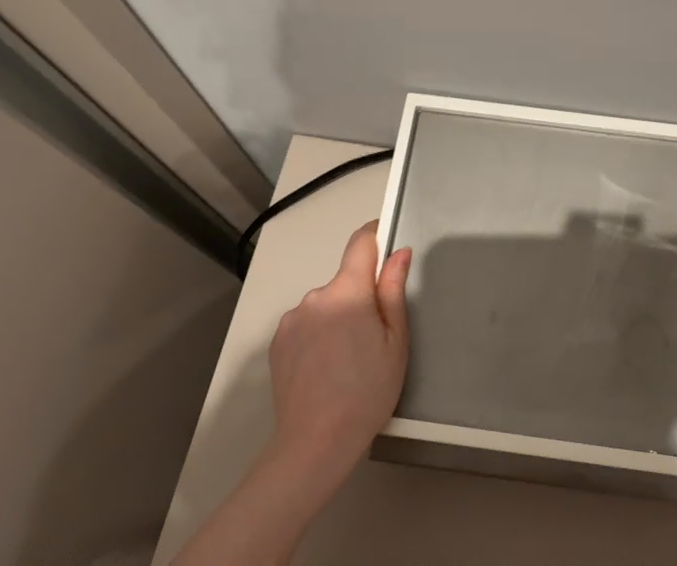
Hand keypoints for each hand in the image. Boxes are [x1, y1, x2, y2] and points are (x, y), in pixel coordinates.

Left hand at [267, 220, 411, 473]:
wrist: (316, 441)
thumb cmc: (368, 392)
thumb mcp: (396, 343)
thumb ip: (393, 292)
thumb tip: (398, 253)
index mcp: (347, 292)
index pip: (360, 243)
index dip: (375, 236)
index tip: (386, 242)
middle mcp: (315, 296)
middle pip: (344, 281)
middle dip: (359, 297)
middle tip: (374, 338)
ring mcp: (292, 319)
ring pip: (324, 305)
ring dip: (337, 319)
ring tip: (348, 361)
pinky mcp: (278, 341)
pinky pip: (305, 325)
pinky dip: (318, 336)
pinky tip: (325, 368)